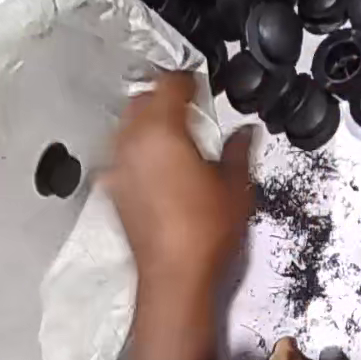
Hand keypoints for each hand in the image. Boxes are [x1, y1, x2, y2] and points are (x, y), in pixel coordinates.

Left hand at [107, 72, 254, 306]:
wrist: (175, 279)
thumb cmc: (202, 239)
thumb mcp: (236, 189)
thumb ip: (239, 151)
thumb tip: (245, 134)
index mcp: (162, 131)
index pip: (170, 84)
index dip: (188, 80)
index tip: (199, 83)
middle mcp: (131, 144)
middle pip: (142, 100)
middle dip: (164, 98)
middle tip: (187, 105)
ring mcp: (118, 169)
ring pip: (128, 129)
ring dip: (149, 125)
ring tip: (175, 138)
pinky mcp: (115, 193)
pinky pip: (124, 158)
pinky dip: (140, 154)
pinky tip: (161, 171)